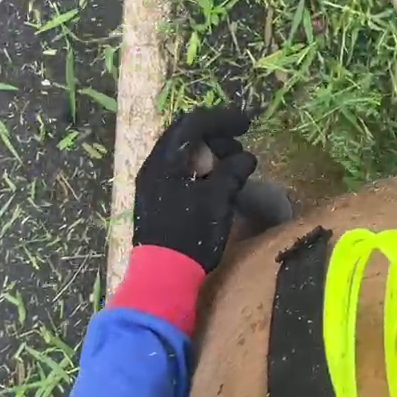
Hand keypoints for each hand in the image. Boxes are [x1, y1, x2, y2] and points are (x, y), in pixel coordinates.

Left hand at [132, 106, 258, 271]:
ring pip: (180, 151)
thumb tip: (246, 158)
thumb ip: (232, 172)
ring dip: (207, 150)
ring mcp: (150, 182)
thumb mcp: (218, 200)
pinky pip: (177, 168)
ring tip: (229, 164)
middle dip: (215, 133)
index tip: (246, 124)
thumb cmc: (190, 234)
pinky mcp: (154, 197)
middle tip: (237, 144)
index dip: (222, 119)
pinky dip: (198, 165)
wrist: (161, 277)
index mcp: (166, 160)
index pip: (194, 123)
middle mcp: (154, 165)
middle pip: (185, 134)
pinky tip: (213, 180)